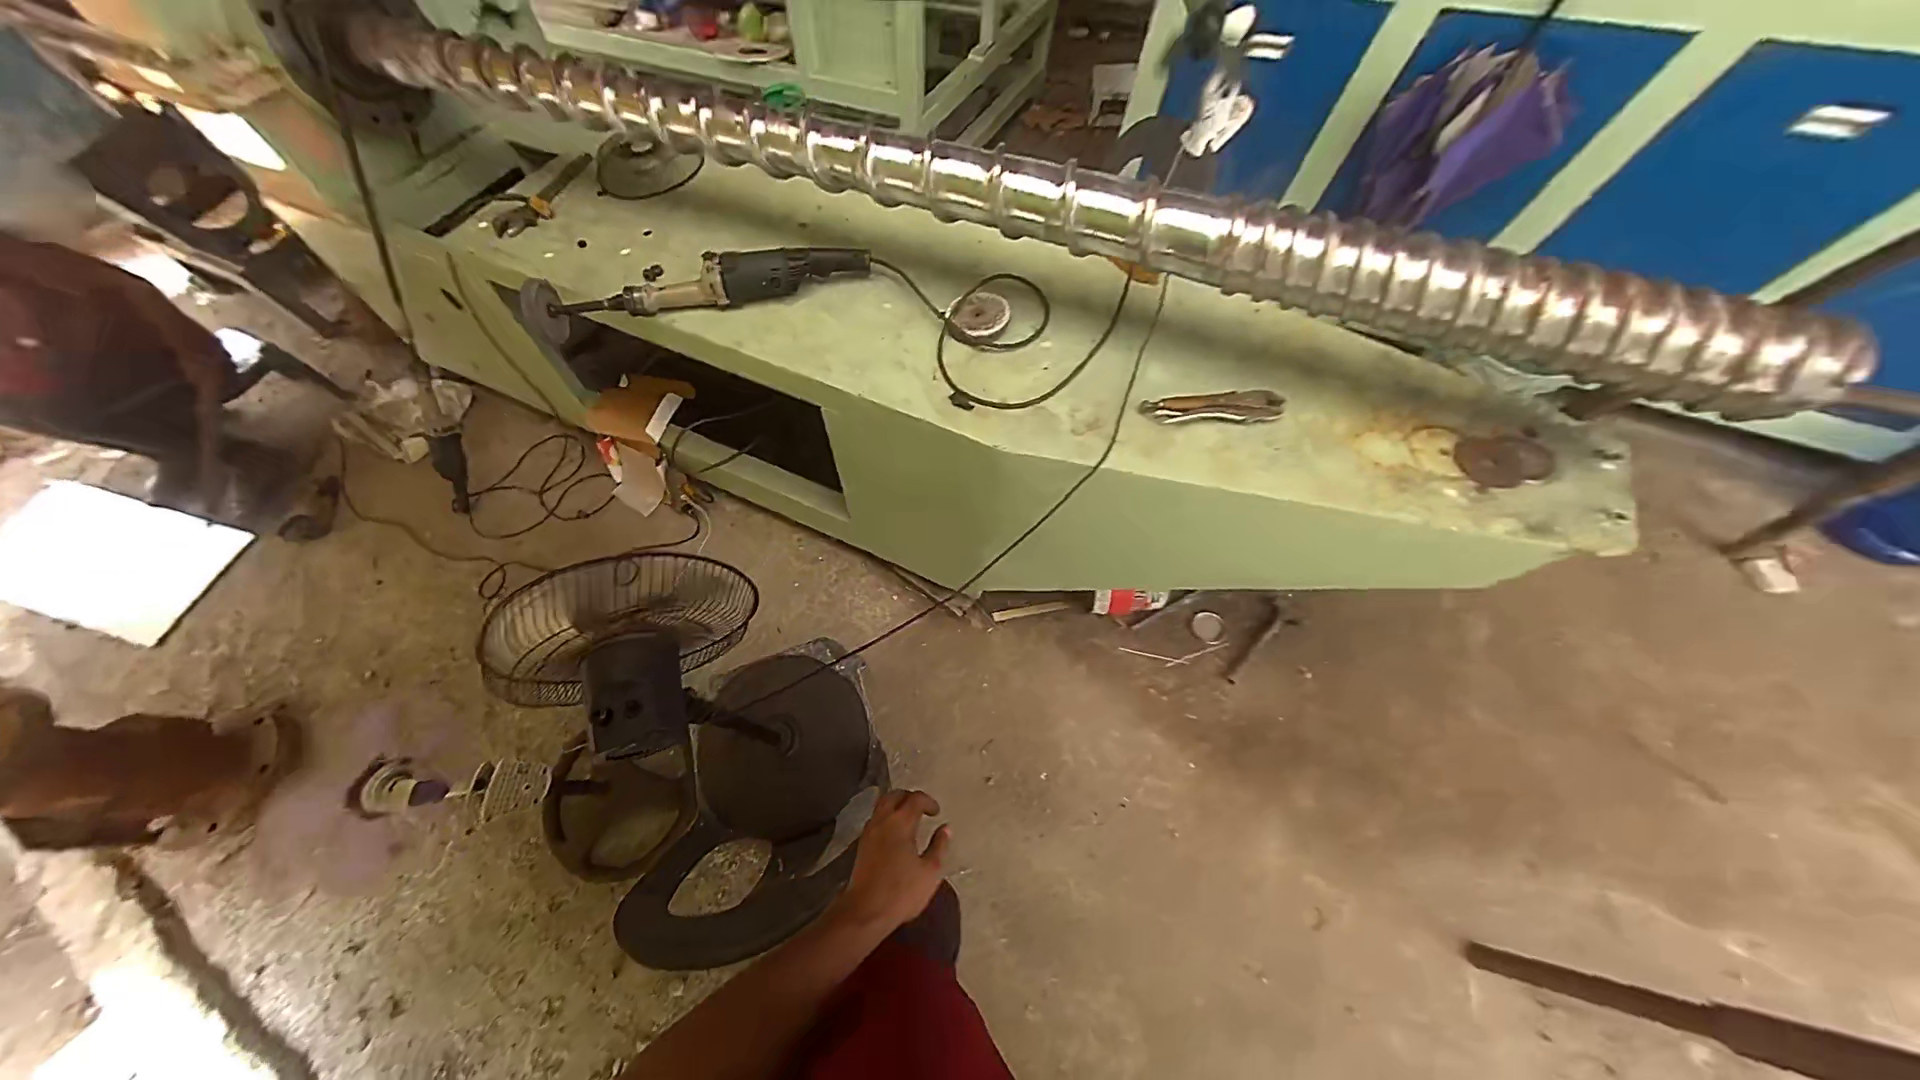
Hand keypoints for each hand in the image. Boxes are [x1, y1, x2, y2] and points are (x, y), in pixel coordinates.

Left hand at [833, 789, 949, 932]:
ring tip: (909, 819)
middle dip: (910, 797)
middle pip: (894, 795)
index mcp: (901, 822)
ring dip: (896, 805)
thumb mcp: (929, 871)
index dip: (928, 801)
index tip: (936, 813)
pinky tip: (895, 833)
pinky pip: (876, 819)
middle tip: (922, 809)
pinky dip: (887, 817)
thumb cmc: (901, 891)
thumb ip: (939, 846)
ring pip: (882, 805)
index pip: (915, 799)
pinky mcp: (861, 844)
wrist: (865, 911)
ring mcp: (869, 831)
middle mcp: (882, 820)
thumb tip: (946, 828)